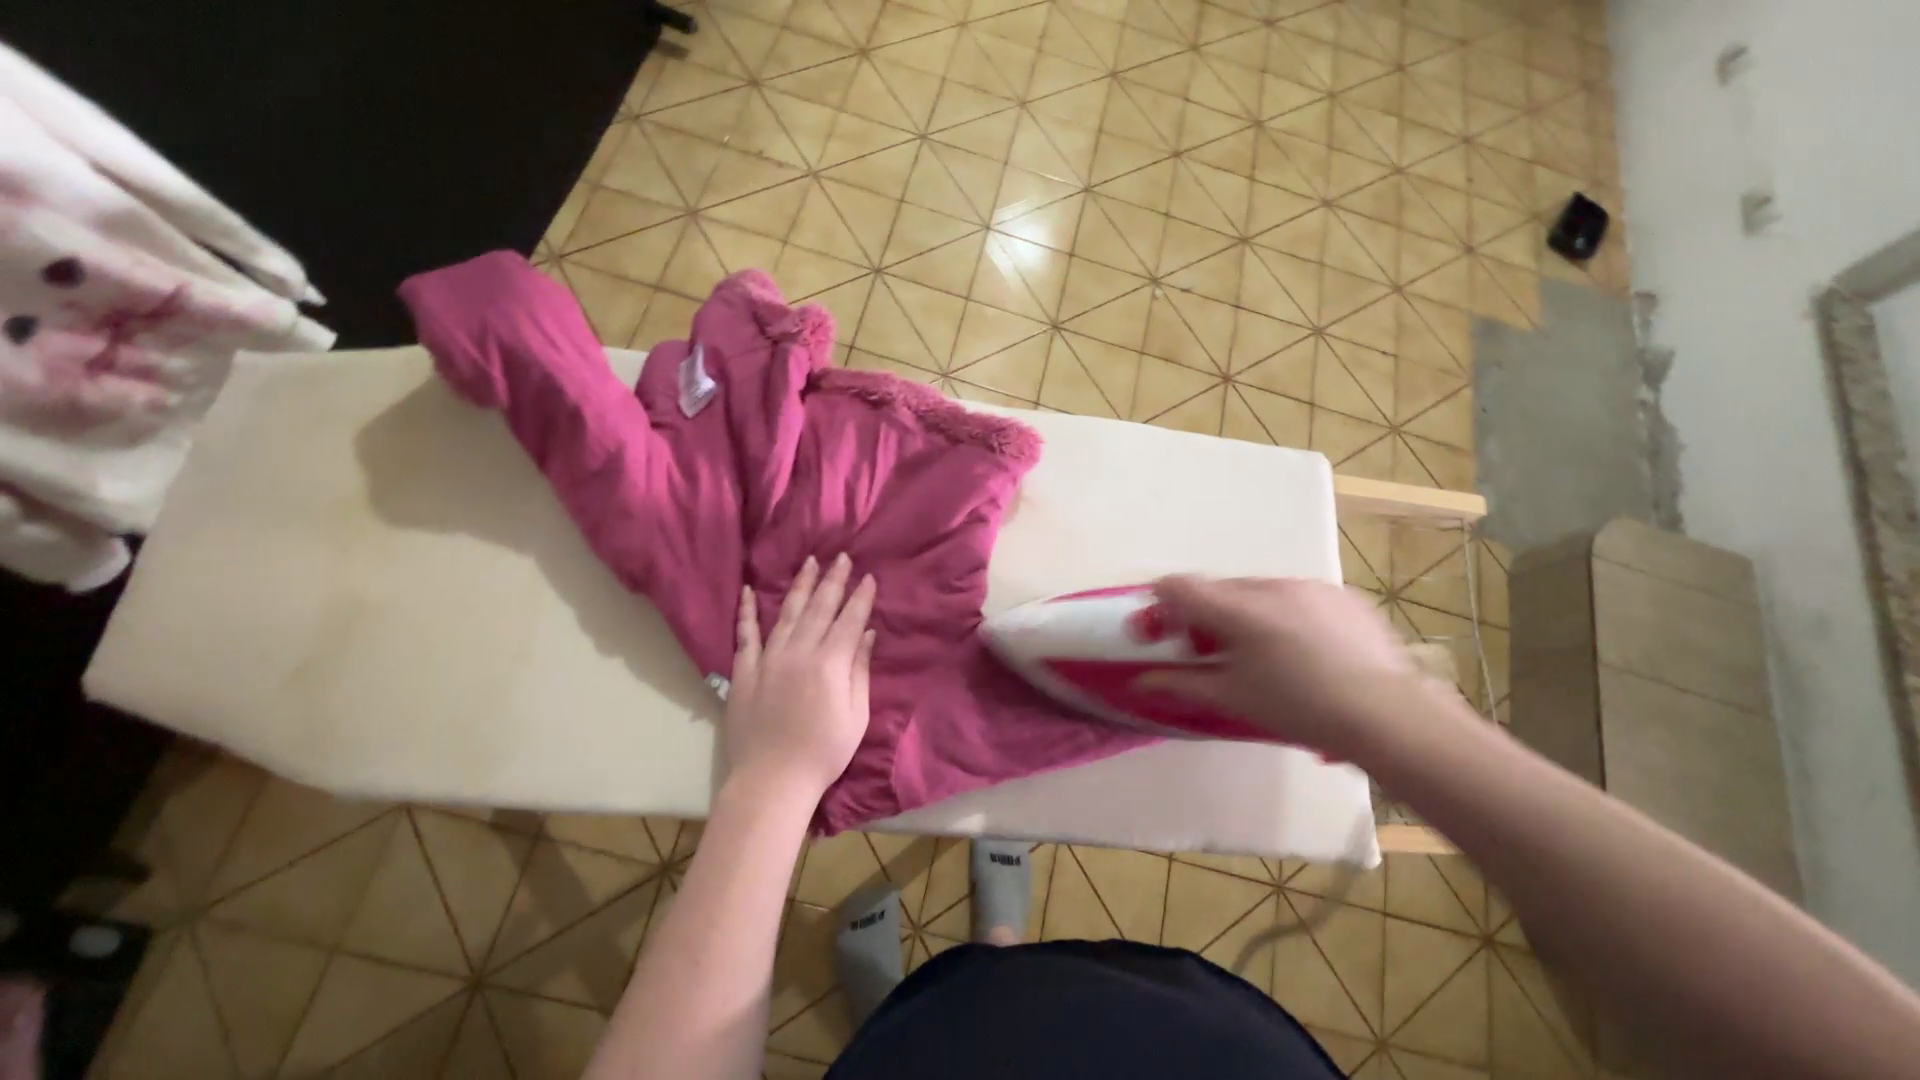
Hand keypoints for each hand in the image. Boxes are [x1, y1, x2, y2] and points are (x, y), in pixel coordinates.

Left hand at [723, 554, 876, 801]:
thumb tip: (866, 634)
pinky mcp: (744, 672)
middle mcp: (799, 653)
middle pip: (819, 608)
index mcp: (830, 664)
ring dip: (799, 586)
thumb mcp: (856, 715)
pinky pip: (745, 635)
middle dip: (832, 580)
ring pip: (787, 614)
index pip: (849, 620)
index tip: (868, 576)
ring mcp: (768, 660)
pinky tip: (750, 591)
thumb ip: (859, 671)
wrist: (773, 779)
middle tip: (841, 557)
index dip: (860, 597)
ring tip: (809, 563)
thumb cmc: (824, 753)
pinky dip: (748, 611)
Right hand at [1141, 576, 1449, 762]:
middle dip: (1203, 614)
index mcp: (1238, 609)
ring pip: (1260, 592)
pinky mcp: (1344, 596)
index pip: (1179, 587)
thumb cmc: (1299, 709)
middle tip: (1204, 651)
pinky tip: (1301, 652)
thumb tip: (1140, 682)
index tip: (1156, 629)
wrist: (1388, 714)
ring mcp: (1311, 587)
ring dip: (1245, 615)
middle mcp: (1271, 586)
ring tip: (1258, 655)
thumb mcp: (1232, 699)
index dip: (1158, 603)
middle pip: (1220, 590)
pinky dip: (1285, 617)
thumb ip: (1180, 683)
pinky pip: (1298, 598)